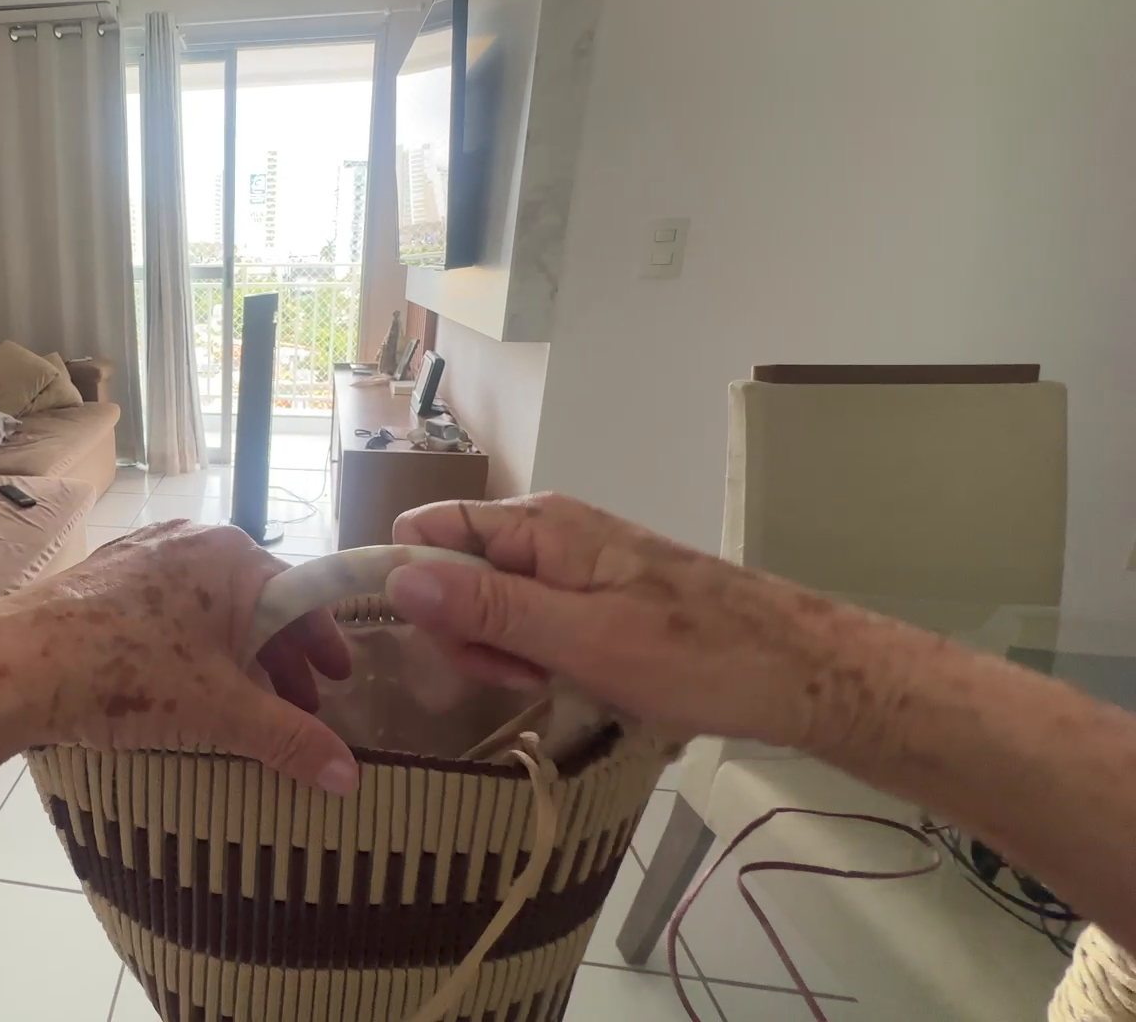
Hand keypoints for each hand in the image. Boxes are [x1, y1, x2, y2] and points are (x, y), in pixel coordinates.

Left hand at [0, 521, 360, 793]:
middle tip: (298, 704)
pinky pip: (169, 604)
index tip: (339, 680)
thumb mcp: (220, 710)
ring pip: (211, 604)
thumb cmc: (132, 673)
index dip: (323, 644)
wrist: (17, 661)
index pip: (300, 598)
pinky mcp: (109, 569)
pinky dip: (192, 641)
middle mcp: (194, 538)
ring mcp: (146, 549)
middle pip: (256, 602)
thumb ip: (289, 739)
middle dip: (280, 658)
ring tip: (243, 700)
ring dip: (236, 652)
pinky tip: (183, 678)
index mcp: (233, 556)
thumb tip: (350, 778)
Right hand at [383, 494, 894, 751]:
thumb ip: (486, 608)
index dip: (410, 577)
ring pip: (480, 595)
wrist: (806, 673)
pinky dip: (523, 645)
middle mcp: (539, 530)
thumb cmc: (696, 654)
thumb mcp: (580, 639)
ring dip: (493, 642)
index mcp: (534, 524)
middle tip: (511, 672)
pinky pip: (518, 610)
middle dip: (460, 624)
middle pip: (449, 566)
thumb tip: (396, 580)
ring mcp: (561, 560)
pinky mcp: (580, 589)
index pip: (427, 529)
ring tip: (543, 676)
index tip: (439, 637)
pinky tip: (558, 671)